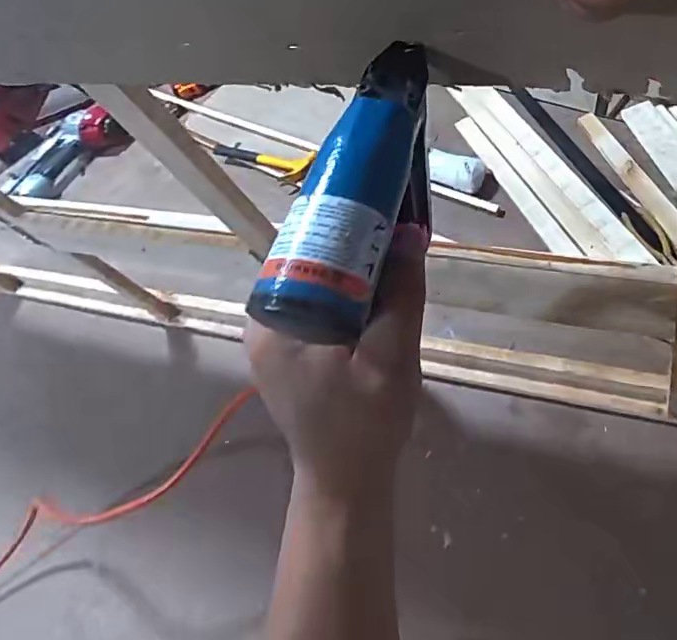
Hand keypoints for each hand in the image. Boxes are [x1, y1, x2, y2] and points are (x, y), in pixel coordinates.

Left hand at [245, 224, 426, 499]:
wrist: (347, 484)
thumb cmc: (366, 424)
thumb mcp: (393, 355)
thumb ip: (402, 291)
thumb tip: (411, 230)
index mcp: (274, 318)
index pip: (302, 244)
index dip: (341, 214)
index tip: (378, 193)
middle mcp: (264, 317)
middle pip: (308, 254)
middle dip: (352, 232)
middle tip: (393, 214)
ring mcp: (275, 331)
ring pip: (317, 272)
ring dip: (353, 254)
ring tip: (391, 236)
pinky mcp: (291, 341)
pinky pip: (320, 293)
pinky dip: (350, 279)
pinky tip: (380, 276)